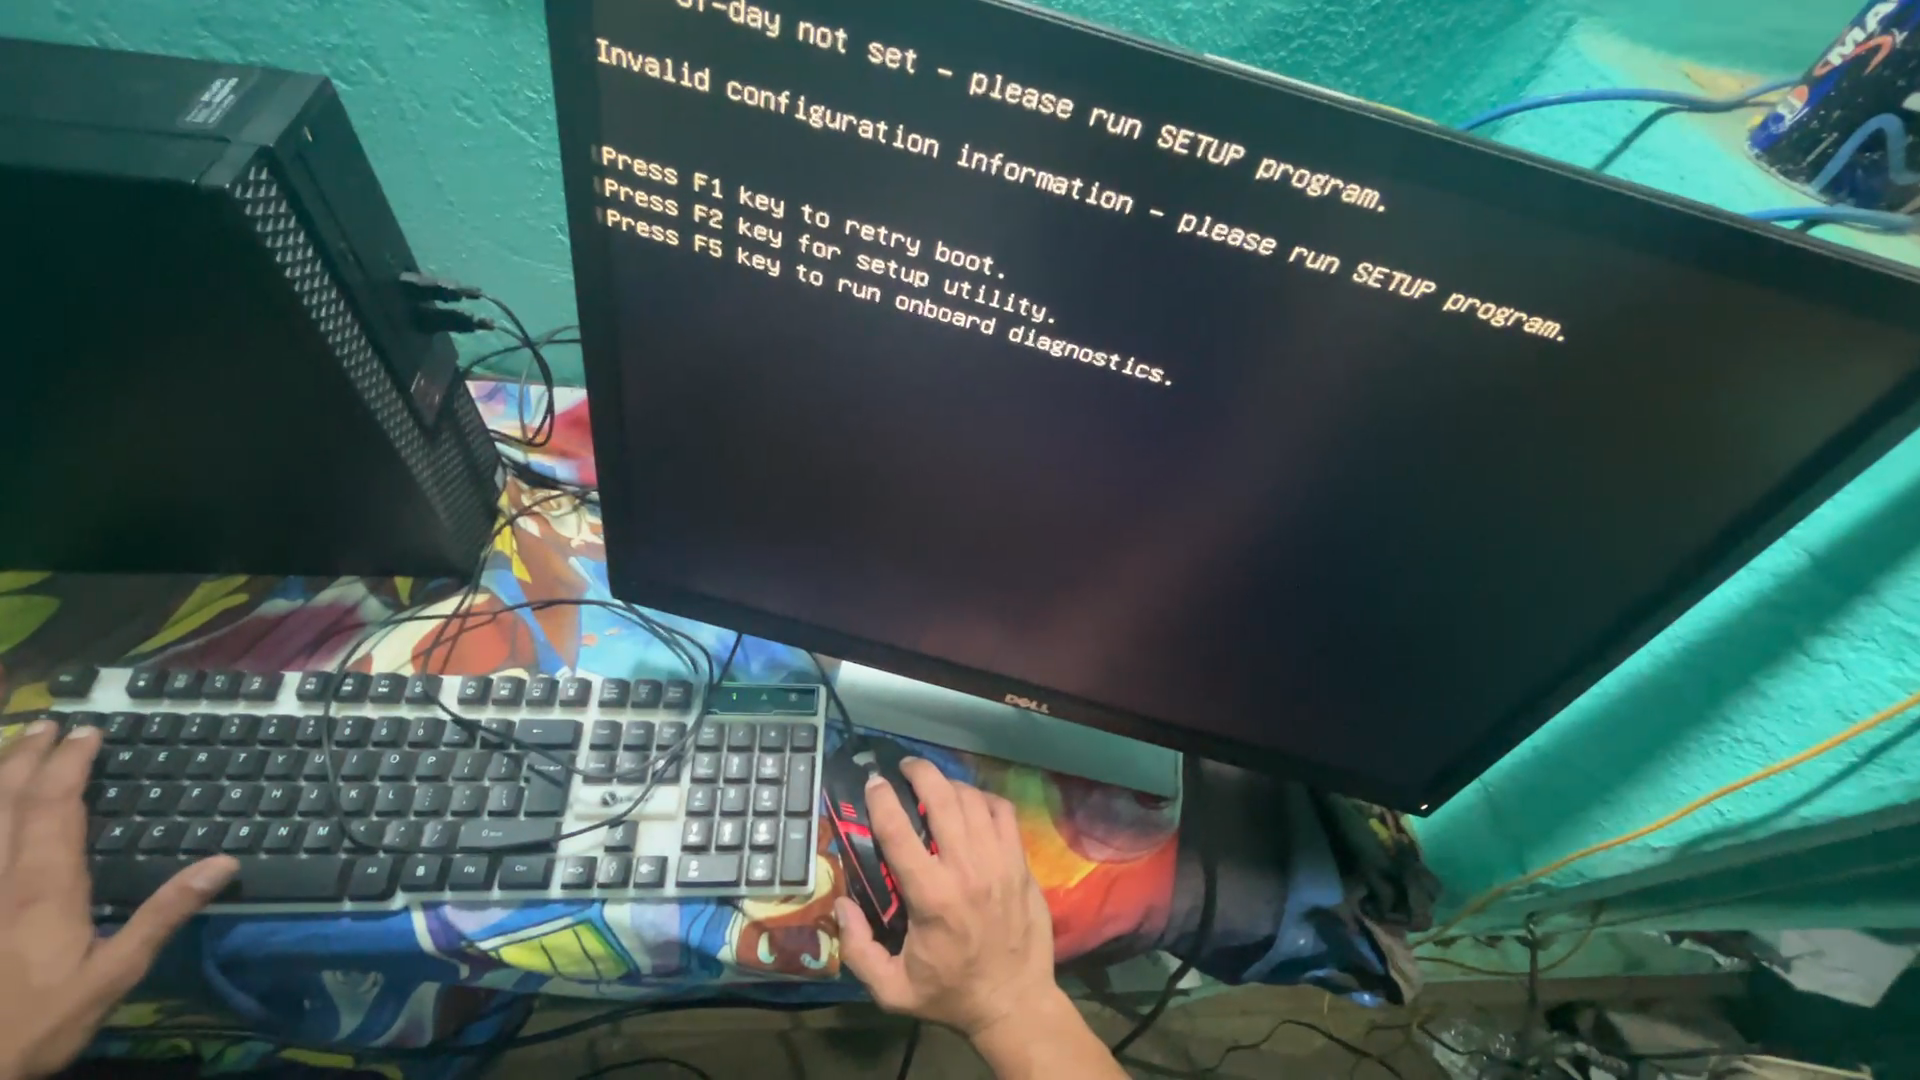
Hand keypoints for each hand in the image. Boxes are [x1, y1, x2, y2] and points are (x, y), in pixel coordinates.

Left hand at [0, 720, 237, 1079]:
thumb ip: (162, 917)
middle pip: (1, 807)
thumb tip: (225, 860)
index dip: (69, 767)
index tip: (90, 733)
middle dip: (23, 760)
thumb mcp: (111, 978)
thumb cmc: (33, 1026)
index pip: (52, 811)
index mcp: (38, 892)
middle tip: (47, 725)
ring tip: (10, 749)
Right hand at [834, 758, 1060, 1039]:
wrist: (1015, 1004)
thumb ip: (858, 949)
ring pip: (973, 800)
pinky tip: (971, 801)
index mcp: (932, 897)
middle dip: (920, 772)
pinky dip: (984, 798)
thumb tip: (839, 905)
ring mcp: (999, 862)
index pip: (900, 833)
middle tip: (905, 766)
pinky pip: (1004, 812)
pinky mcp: (1020, 863)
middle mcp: (967, 870)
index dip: (882, 800)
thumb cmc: (949, 994)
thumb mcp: (892, 989)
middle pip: (942, 799)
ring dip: (950, 783)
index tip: (873, 781)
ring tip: (935, 783)